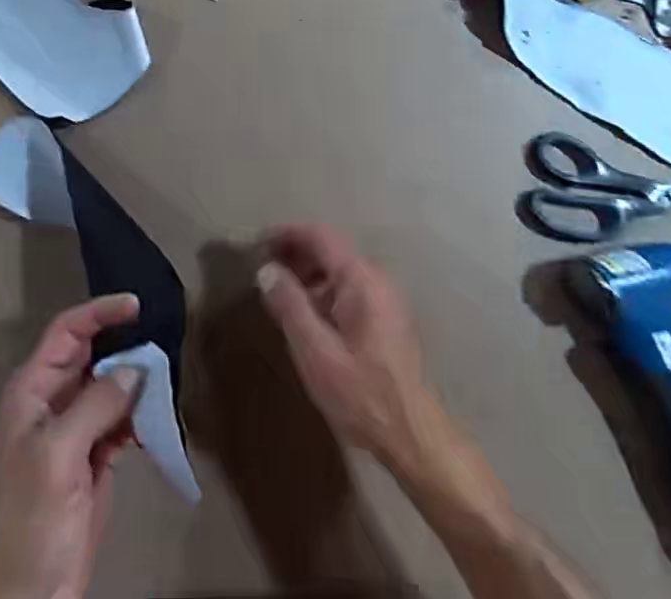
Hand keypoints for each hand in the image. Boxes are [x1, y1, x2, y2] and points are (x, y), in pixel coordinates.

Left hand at [0, 294, 145, 598]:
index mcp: (32, 390)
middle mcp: (53, 402)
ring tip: (166, 377)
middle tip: (160, 341)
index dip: (99, 313)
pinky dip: (139, 416)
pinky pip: (120, 421)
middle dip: (123, 345)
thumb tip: (131, 370)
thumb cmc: (29, 518)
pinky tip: (156, 421)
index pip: (67, 333)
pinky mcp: (94, 458)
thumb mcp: (57, 455)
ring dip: (136, 382)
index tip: (135, 305)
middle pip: (91, 355)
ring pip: (110, 387)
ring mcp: (75, 430)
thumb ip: (93, 406)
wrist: (25, 593)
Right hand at [258, 227, 603, 598]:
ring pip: (339, 271)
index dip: (287, 234)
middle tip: (263, 271)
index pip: (320, 236)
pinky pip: (349, 289)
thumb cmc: (361, 393)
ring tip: (278, 296)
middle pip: (330, 250)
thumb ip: (289, 304)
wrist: (412, 435)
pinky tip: (305, 317)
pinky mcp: (387, 318)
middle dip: (294, 255)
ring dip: (307, 275)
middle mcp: (377, 280)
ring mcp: (386, 299)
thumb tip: (267, 269)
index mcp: (361, 280)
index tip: (257, 243)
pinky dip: (322, 291)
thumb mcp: (315, 350)